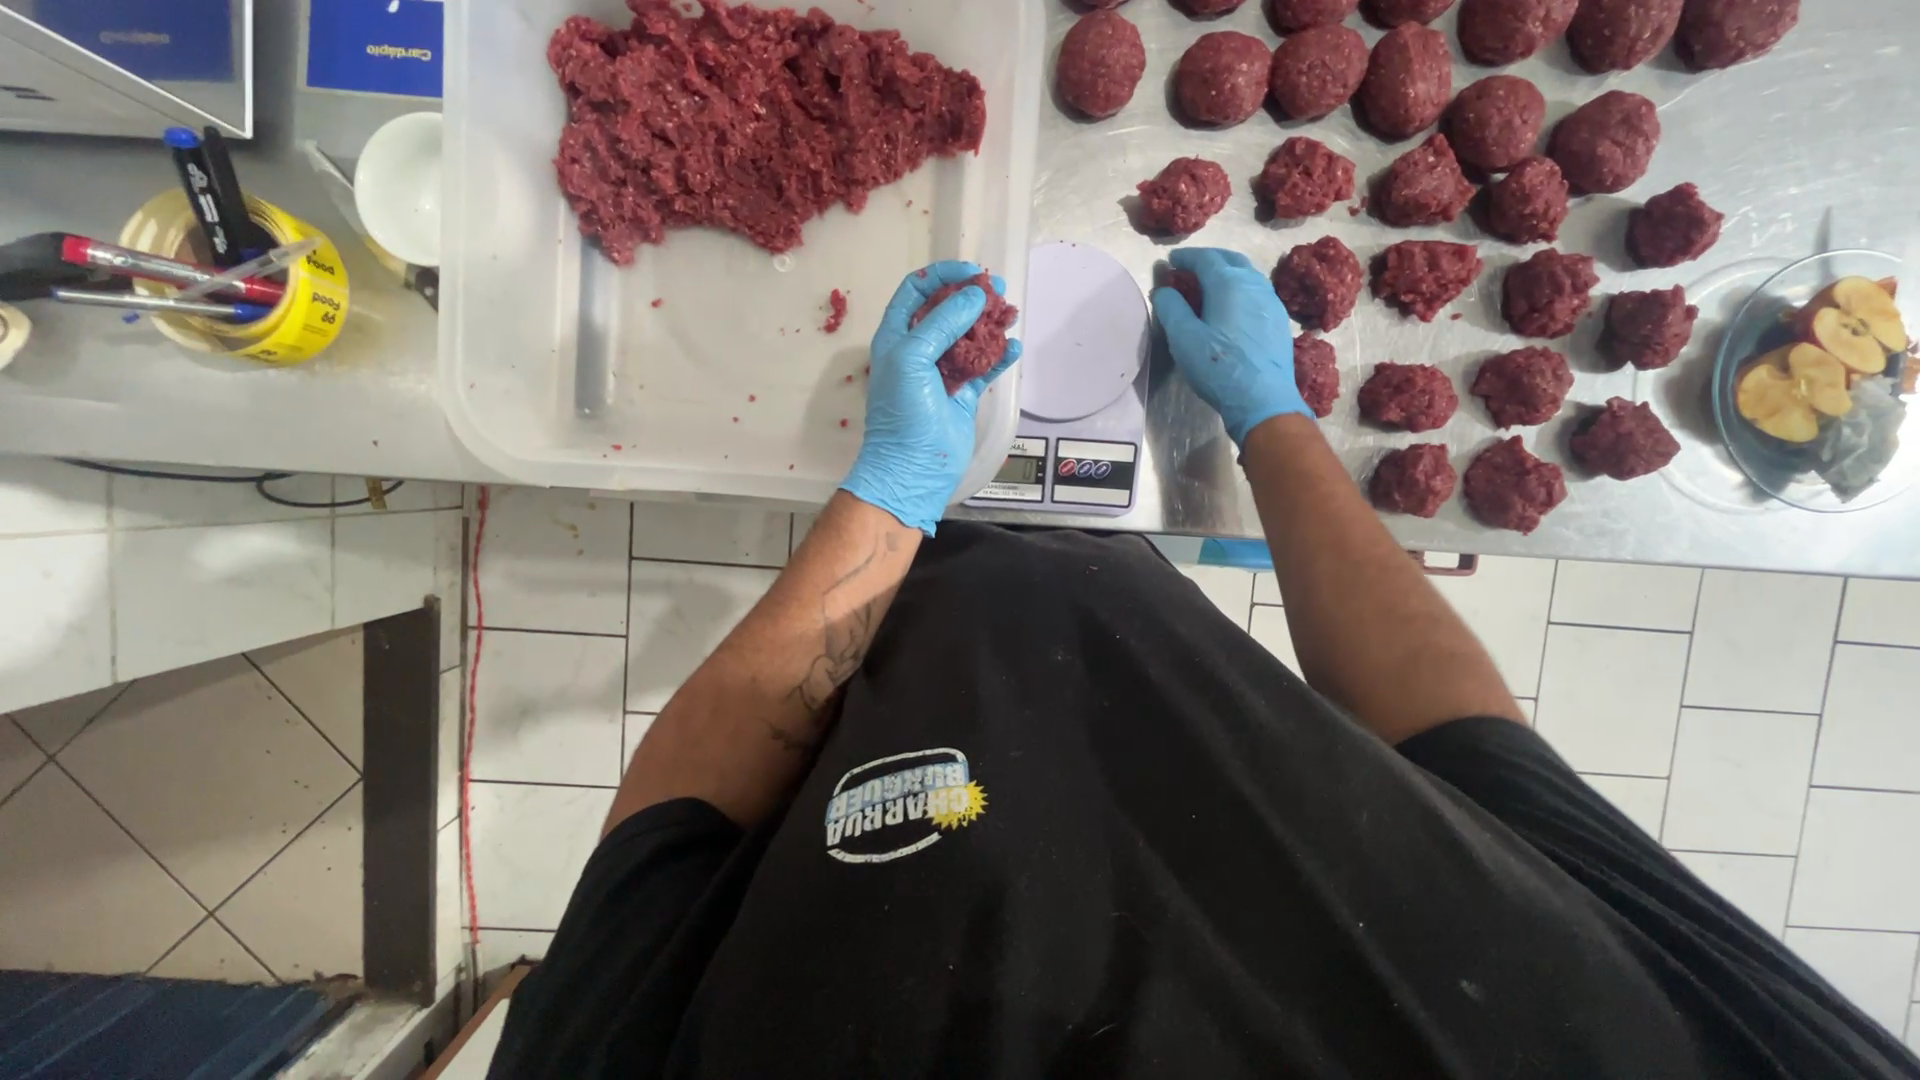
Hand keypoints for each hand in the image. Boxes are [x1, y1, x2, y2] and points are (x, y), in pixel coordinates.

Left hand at [840, 261, 1021, 534]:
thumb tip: (973, 296)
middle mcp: (918, 350)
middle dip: (971, 297)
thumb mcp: (913, 358)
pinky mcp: (963, 394)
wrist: (912, 468)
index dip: (942, 274)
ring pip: (969, 336)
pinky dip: (1000, 356)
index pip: (916, 290)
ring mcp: (942, 372)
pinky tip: (1014, 346)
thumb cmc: (903, 412)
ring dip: (989, 323)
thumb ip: (942, 323)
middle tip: (998, 290)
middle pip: (946, 310)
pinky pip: (985, 367)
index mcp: (897, 337)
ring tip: (1010, 315)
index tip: (971, 271)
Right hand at [1150, 247, 1313, 447]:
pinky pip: (1256, 292)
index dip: (1186, 258)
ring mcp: (1271, 302)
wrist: (1262, 399)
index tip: (1171, 262)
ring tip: (1210, 284)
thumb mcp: (1183, 338)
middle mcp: (1253, 284)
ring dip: (1227, 272)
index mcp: (1228, 284)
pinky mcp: (1278, 321)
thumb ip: (1170, 309)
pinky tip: (1232, 306)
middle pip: (1231, 260)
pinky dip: (1239, 288)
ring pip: (1247, 275)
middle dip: (1209, 258)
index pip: (1205, 259)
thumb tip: (1163, 289)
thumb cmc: (1218, 367)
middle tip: (1191, 266)